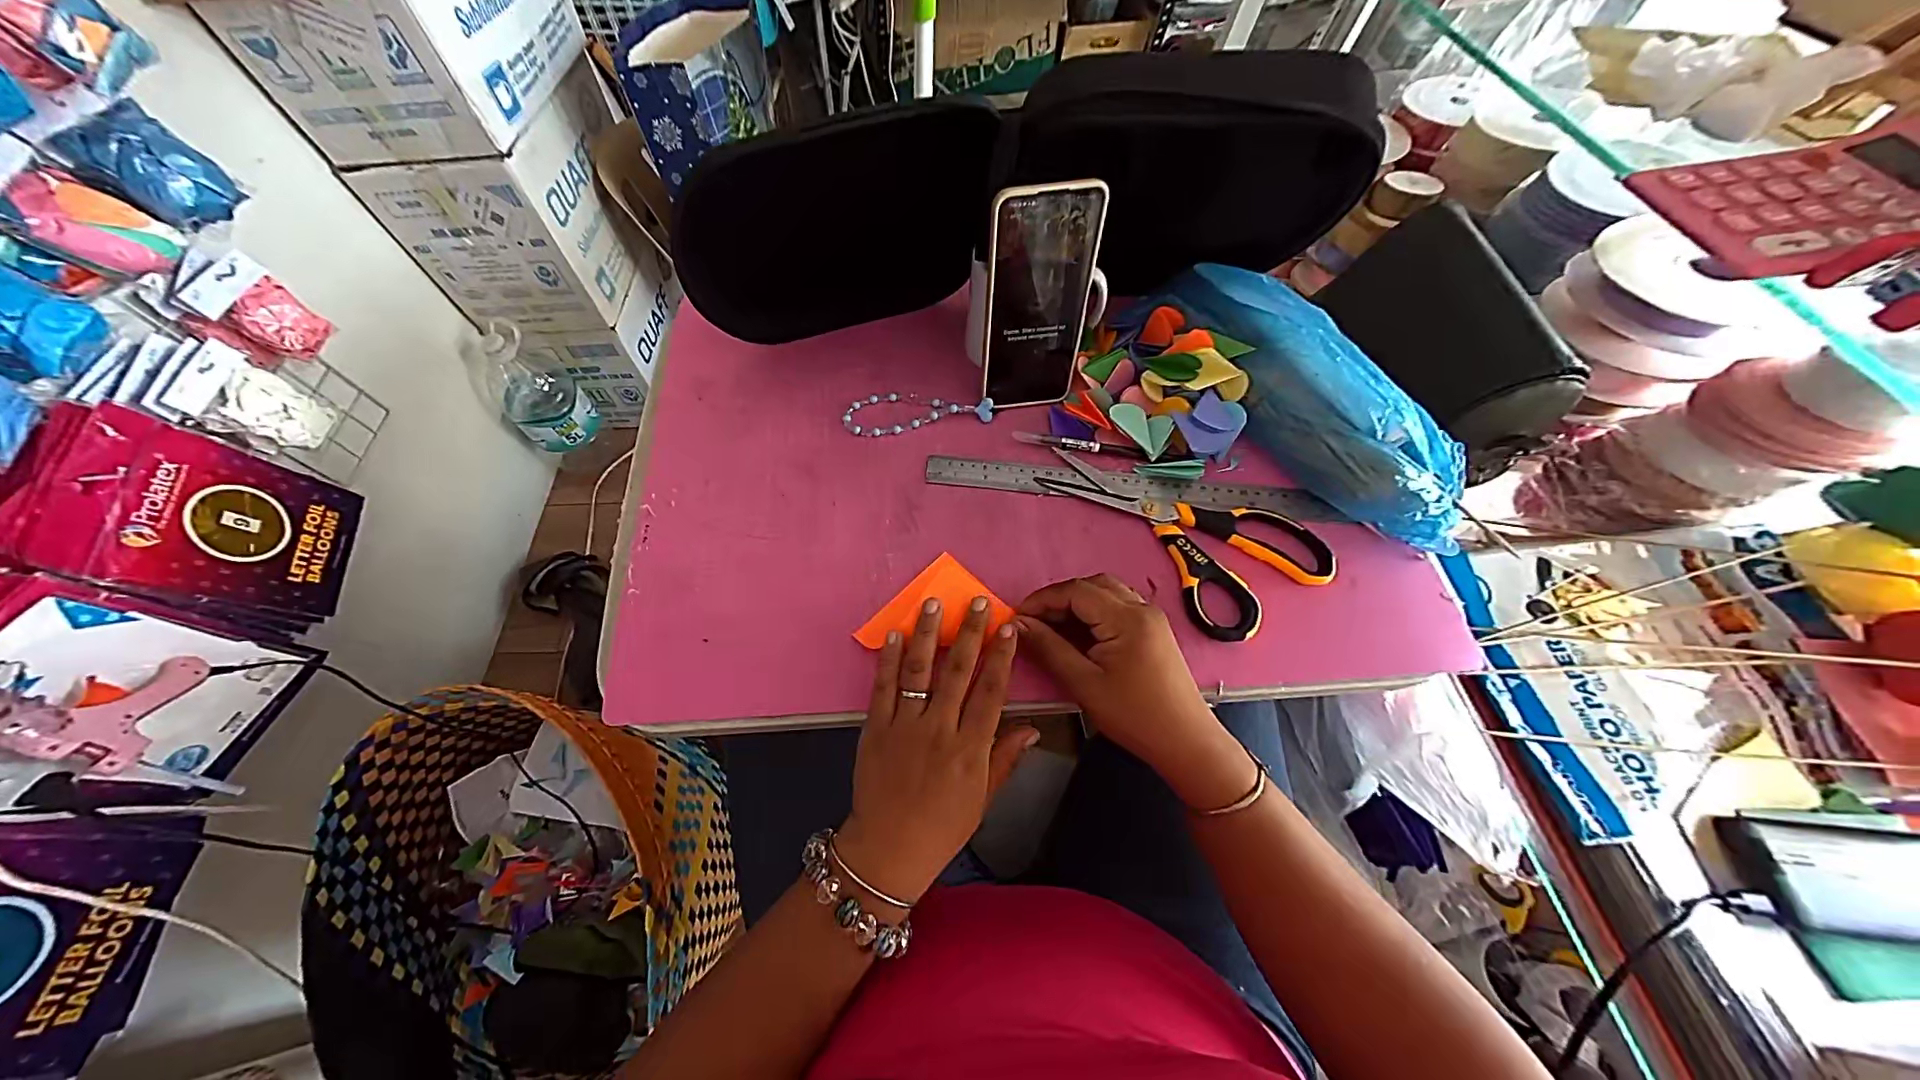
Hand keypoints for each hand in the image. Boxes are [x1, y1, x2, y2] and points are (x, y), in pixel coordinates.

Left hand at [836, 596, 1038, 907]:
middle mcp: (940, 730)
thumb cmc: (943, 827)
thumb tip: (1032, 728)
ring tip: (934, 605)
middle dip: (970, 633)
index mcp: (971, 748)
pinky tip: (898, 635)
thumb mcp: (983, 799)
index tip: (1008, 628)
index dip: (1002, 656)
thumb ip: (1006, 759)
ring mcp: (905, 726)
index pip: (991, 692)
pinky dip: (891, 659)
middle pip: (959, 671)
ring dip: (928, 634)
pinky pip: (884, 686)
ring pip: (920, 670)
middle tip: (977, 602)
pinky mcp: (875, 728)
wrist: (889, 849)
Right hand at [1015, 575, 1253, 809]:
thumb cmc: (1135, 716)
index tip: (1018, 617)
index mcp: (1127, 618)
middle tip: (1033, 622)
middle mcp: (1141, 608)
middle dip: (1058, 599)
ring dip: (1076, 604)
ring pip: (1105, 593)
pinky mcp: (1153, 630)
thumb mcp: (1084, 683)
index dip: (1042, 599)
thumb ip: (1049, 648)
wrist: (1185, 741)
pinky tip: (1078, 635)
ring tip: (1052, 628)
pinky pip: (1117, 607)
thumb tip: (1021, 625)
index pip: (1076, 591)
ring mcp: (1151, 618)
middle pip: (1091, 585)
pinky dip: (1093, 613)